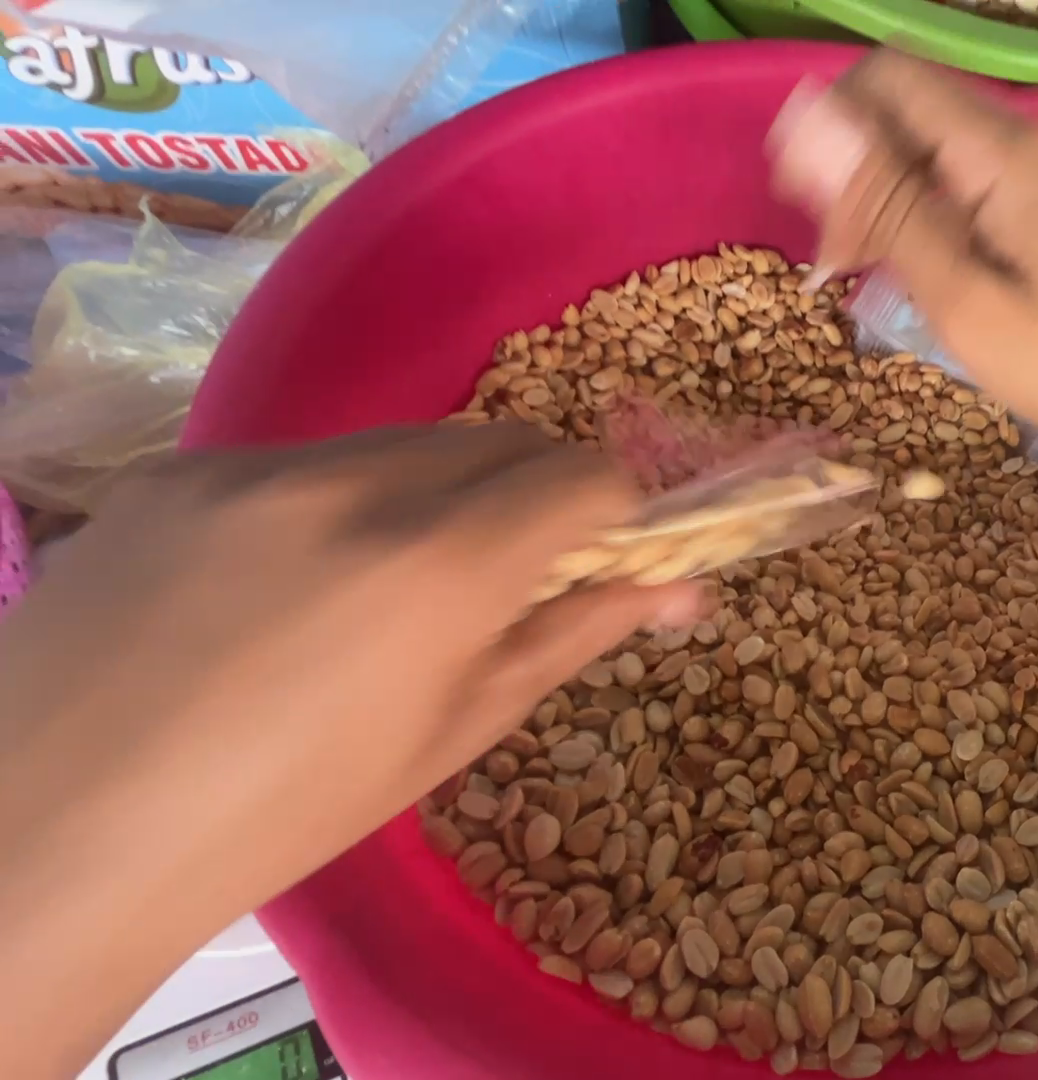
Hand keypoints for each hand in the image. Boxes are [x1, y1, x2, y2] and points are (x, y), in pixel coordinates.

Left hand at [0, 425, 706, 925]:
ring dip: (460, 486)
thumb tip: (687, 590)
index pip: (584, 475)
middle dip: (548, 489)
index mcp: (439, 567)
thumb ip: (582, 631)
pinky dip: (364, 496)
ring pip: (422, 441)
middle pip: (511, 439)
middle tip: (528, 565)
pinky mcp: (183, 468)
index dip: (620, 507)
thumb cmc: (295, 806)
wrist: (35, 840)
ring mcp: (258, 468)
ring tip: (414, 571)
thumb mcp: (465, 724)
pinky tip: (308, 571)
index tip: (611, 550)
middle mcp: (357, 488)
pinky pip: (325, 457)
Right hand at [766, 52, 1037, 483]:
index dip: (832, 127)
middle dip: (857, 171)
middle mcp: (1026, 139)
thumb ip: (886, 208)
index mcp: (1006, 152)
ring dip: (888, 198)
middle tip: (839, 262)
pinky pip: (967, 183)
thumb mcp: (962, 295)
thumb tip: (807, 124)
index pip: (890, 80)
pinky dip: (927, 214)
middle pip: (911, 112)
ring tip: (869, 272)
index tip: (810, 211)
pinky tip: (917, 266)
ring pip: (935, 151)